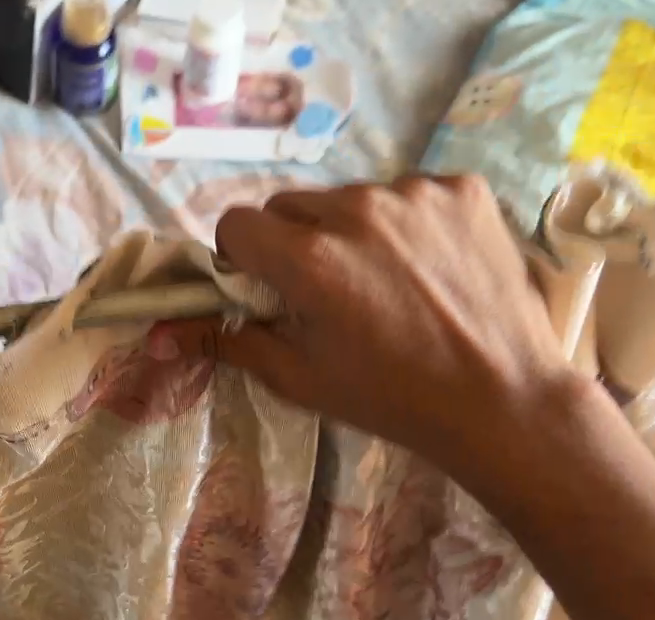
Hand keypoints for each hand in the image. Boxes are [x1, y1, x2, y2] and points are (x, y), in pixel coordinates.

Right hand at [210, 175, 587, 488]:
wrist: (497, 396)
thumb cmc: (384, 396)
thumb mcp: (295, 376)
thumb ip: (224, 343)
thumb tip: (157, 338)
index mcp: (310, 261)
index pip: (238, 223)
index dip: (238, 257)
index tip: (259, 288)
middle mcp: (357, 210)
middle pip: (289, 204)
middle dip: (288, 242)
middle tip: (316, 291)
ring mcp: (416, 193)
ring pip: (346, 198)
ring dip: (343, 231)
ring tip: (378, 281)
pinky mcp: (463, 187)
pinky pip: (404, 193)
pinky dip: (399, 223)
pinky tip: (422, 266)